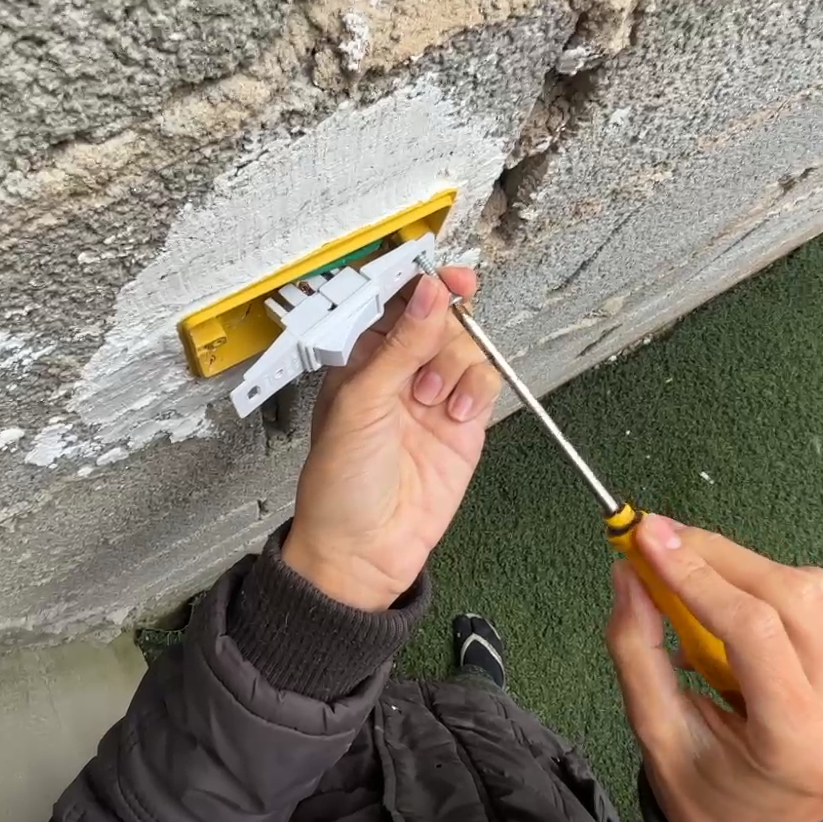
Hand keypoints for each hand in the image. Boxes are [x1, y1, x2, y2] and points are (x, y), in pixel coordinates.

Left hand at [280, 267, 501, 611]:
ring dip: (453, 364)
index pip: (392, 305)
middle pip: (436, 318)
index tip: (440, 271)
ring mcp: (431, 396)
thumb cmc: (340, 484)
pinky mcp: (461, 423)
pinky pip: (482, 382)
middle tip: (437, 339)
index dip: (416, 283)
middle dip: (441, 324)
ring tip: (430, 400)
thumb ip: (400, 347)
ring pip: (463, 347)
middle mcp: (396, 373)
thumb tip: (428, 294)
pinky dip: (477, 387)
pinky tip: (458, 411)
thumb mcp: (362, 404)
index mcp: (358, 360)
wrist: (365, 550)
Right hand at [604, 515, 822, 821]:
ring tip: (680, 562)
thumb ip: (635, 648)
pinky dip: (755, 580)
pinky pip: (812, 604)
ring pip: (809, 591)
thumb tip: (627, 573)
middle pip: (792, 598)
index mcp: (800, 746)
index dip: (696, 575)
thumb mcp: (651, 730)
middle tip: (654, 536)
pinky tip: (716, 591)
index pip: (755, 632)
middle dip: (715, 555)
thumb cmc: (700, 793)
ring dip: (736, 562)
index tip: (645, 536)